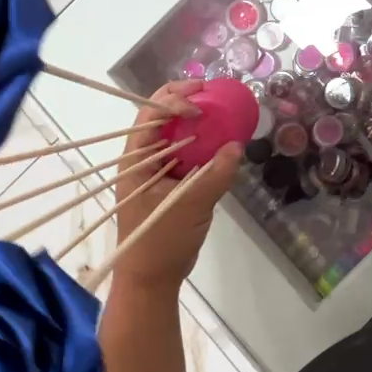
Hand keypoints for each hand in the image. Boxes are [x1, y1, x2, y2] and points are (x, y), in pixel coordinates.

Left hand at [109, 80, 241, 293]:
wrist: (150, 281)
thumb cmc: (161, 243)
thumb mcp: (191, 207)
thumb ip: (216, 174)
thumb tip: (237, 145)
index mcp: (135, 161)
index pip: (150, 115)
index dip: (176, 101)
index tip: (203, 107)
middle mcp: (142, 159)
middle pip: (159, 114)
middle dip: (185, 97)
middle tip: (213, 90)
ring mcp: (154, 169)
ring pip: (172, 130)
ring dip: (194, 116)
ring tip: (220, 107)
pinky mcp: (168, 181)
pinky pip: (184, 150)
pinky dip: (201, 139)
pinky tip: (221, 138)